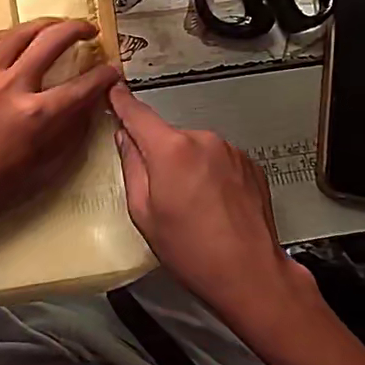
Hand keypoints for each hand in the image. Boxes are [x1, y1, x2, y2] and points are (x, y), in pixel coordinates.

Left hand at [0, 18, 118, 227]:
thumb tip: (87, 109)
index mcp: (38, 116)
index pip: (83, 86)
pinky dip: (9, 34)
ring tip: (59, 25)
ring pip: (20, 34)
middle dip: (78, 30)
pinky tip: (19, 36)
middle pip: (53, 41)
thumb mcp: (42, 171)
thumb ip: (69, 136)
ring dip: (45, 24)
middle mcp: (14, 87)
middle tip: (90, 31)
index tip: (113, 70)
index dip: (105, 75)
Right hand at [109, 82, 310, 320]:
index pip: (138, 113)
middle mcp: (203, 141)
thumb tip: (127, 142)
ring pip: (194, 149)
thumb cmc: (196, 252)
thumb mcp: (144, 213)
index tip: (115, 91)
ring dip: (188, 168)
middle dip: (160, 157)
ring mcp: (230, 151)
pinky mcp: (249, 164)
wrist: (249, 273)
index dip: (122, 101)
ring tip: (194, 208)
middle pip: (168, 137)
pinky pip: (218, 160)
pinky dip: (211, 176)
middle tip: (162, 196)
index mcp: (171, 150)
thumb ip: (132, 167)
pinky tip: (213, 207)